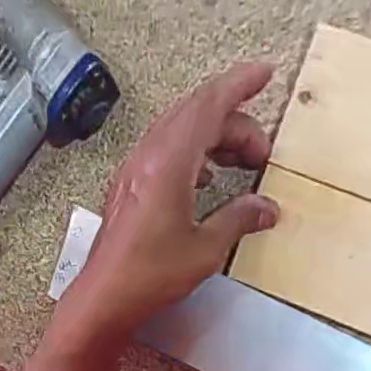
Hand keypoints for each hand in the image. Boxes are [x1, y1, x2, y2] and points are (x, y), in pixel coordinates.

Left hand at [59, 62, 281, 336]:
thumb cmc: (150, 274)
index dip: (239, 85)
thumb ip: (239, 220)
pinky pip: (166, 151)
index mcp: (169, 162)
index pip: (209, 106)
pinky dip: (195, 153)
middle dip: (236, 124)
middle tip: (262, 151)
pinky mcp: (131, 186)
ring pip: (181, 131)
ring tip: (242, 161)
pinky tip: (208, 178)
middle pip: (196, 115)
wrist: (105, 296)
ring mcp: (136, 169)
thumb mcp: (206, 249)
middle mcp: (149, 157)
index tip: (264, 73)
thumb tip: (266, 208)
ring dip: (215, 137)